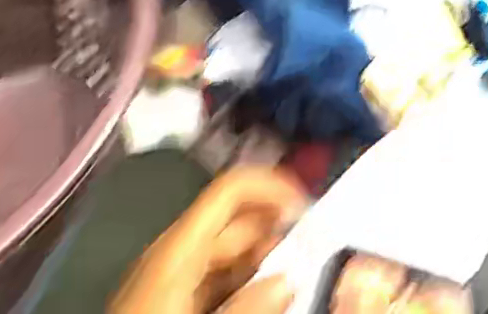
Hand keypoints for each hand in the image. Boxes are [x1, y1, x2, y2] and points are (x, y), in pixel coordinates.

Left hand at [110, 167, 308, 313]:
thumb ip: (245, 309)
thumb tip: (287, 278)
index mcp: (177, 250)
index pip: (230, 190)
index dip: (272, 187)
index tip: (311, 211)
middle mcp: (174, 258)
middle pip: (235, 225)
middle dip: (277, 234)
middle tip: (319, 258)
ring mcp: (169, 287)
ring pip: (229, 259)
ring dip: (265, 266)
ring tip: (301, 282)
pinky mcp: (168, 310)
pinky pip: (217, 287)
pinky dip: (245, 291)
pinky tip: (268, 306)